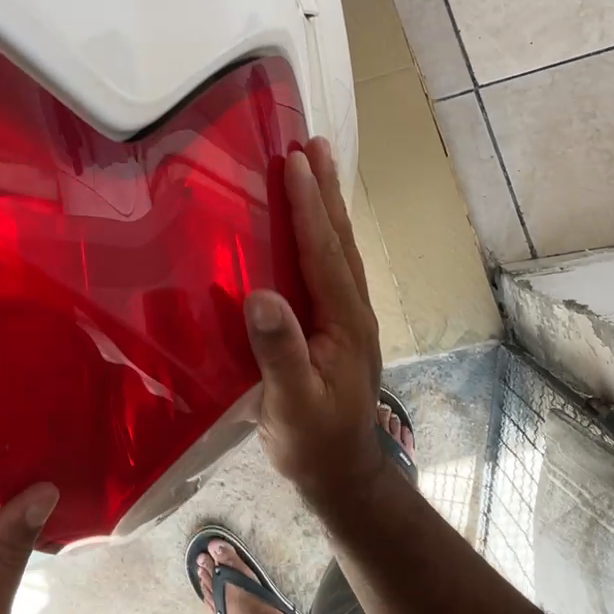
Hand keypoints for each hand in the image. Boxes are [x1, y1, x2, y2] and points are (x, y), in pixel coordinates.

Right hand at [245, 137, 389, 510]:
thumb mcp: (294, 404)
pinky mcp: (336, 323)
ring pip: (338, 247)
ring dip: (327, 202)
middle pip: (339, 237)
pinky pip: (329, 262)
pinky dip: (321, 229)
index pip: (323, 251)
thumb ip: (280, 353)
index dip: (308, 205)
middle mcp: (352, 308)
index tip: (295, 161)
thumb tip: (261, 295)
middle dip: (325, 188)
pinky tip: (310, 220)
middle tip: (314, 141)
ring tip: (317, 161)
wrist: (341, 472)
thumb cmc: (313, 441)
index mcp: (344, 320)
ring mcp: (348, 315)